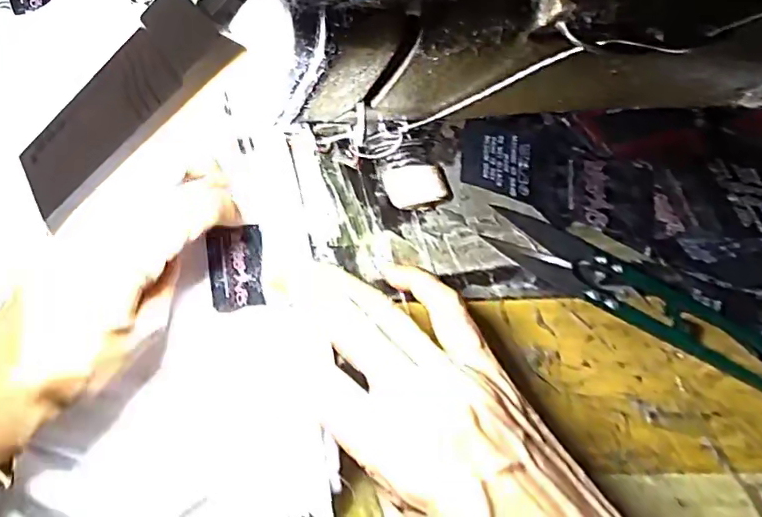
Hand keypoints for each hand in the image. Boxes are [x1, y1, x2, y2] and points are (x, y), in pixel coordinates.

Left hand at [0, 161, 240, 466]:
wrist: (10, 359)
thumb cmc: (76, 360)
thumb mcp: (138, 334)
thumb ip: (164, 283)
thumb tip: (178, 250)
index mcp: (125, 251)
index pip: (180, 209)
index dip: (216, 204)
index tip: (240, 213)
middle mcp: (101, 222)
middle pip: (156, 181)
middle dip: (195, 176)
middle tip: (226, 183)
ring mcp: (80, 219)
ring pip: (136, 183)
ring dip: (170, 179)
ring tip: (200, 184)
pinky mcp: (67, 225)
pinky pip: (116, 197)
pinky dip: (145, 192)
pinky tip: (156, 203)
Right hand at [288, 262, 620, 516]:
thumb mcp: (409, 507)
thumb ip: (368, 456)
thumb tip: (343, 419)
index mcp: (397, 448)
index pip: (314, 373)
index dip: (282, 345)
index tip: (267, 331)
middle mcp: (424, 404)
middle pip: (340, 321)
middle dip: (299, 292)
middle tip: (277, 279)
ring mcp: (460, 381)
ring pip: (380, 308)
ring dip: (337, 281)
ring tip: (311, 268)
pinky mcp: (494, 376)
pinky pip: (449, 312)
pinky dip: (419, 281)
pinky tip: (394, 270)